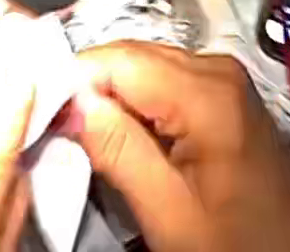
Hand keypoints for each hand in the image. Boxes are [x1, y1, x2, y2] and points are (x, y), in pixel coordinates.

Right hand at [69, 42, 289, 251]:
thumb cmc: (241, 247)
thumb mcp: (171, 216)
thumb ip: (118, 149)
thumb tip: (69, 100)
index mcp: (205, 93)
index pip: (115, 59)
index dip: (75, 84)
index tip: (48, 119)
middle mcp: (213, 65)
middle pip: (128, 56)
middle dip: (92, 90)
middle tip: (64, 135)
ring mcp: (219, 71)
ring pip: (140, 64)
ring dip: (112, 96)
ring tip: (95, 141)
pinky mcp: (219, 84)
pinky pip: (160, 76)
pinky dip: (136, 100)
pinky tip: (130, 136)